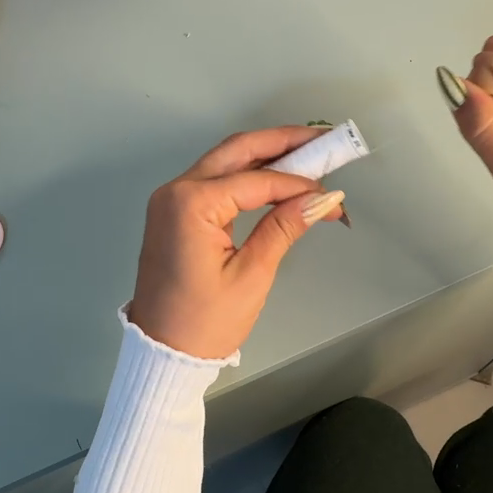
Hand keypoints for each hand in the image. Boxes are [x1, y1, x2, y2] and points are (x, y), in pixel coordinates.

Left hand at [128, 126, 348, 358]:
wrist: (160, 353)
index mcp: (191, 203)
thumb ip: (284, 228)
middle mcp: (176, 189)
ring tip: (308, 152)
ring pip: (226, 159)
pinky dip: (248, 173)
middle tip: (322, 138)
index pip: (256, 179)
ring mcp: (172, 198)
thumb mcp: (251, 275)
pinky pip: (216, 178)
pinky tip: (277, 177)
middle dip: (282, 141)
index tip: (331, 192)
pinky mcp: (176, 210)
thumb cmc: (203, 323)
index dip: (297, 183)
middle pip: (237, 150)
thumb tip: (322, 199)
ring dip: (266, 153)